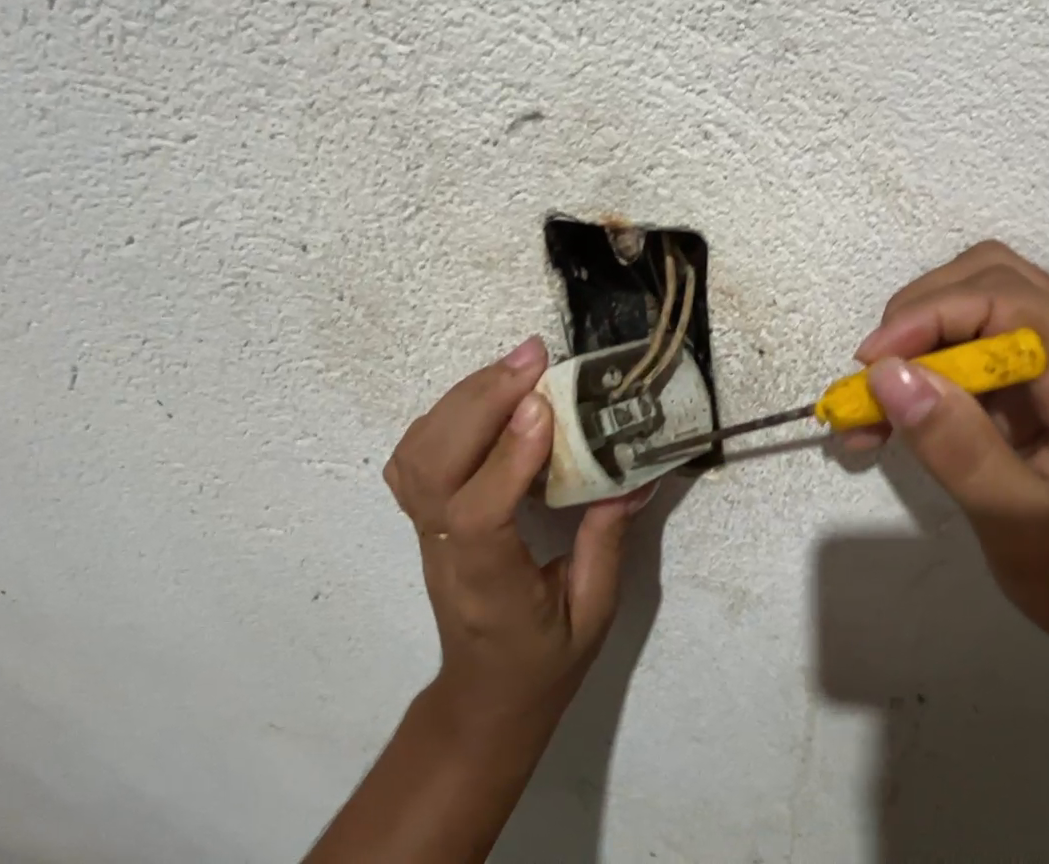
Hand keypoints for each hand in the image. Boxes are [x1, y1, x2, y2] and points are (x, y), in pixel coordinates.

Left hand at [383, 335, 649, 745]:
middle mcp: (446, 552)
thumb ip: (607, 543)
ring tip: (518, 363)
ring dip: (465, 396)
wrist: (485, 692)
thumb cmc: (544, 661)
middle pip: (434, 468)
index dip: (507, 458)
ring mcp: (427, 532)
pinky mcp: (427, 516)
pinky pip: (415, 455)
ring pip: (417, 453)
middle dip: (481, 401)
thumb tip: (634, 475)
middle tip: (534, 357)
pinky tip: (488, 394)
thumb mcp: (594, 613)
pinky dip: (447, 412)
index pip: (481, 516)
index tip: (543, 407)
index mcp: (491, 588)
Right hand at [854, 241, 1048, 665]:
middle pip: (998, 280)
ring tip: (876, 404)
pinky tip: (902, 417)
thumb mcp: (1021, 525)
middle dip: (922, 315)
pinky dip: (936, 370)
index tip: (869, 365)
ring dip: (923, 339)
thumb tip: (887, 373)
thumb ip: (957, 446)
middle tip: (873, 378)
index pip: (1009, 299)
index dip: (930, 315)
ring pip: (987, 306)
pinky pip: (986, 350)